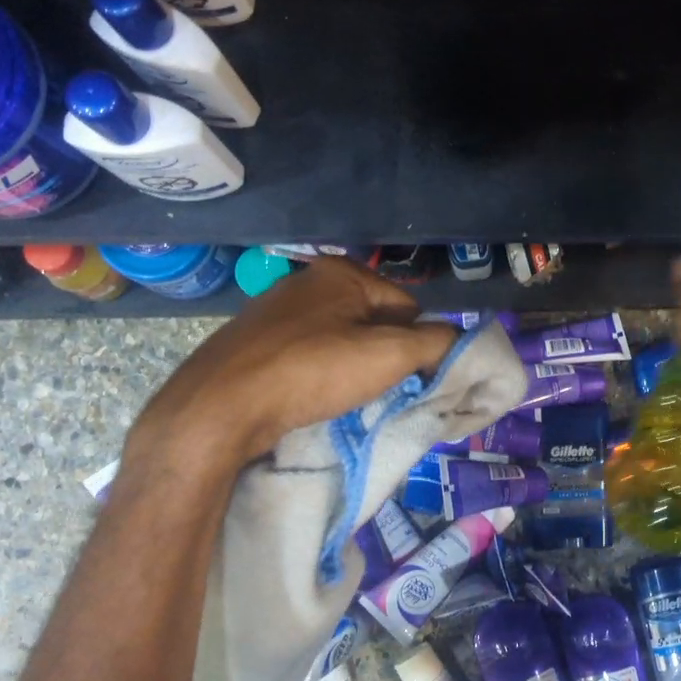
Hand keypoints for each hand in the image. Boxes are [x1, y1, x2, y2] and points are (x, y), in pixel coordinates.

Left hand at [130, 258, 457, 470]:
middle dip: (384, 357)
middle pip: (374, 324)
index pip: (409, 307)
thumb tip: (460, 341)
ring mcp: (275, 312)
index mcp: (342, 273)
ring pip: (340, 342)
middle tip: (379, 392)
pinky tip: (311, 400)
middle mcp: (308, 282)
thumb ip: (438, 343)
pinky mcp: (252, 344)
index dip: (417, 345)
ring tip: (344, 401)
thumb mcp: (391, 355)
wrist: (219, 408)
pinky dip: (318, 378)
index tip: (408, 378)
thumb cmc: (311, 371)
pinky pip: (307, 357)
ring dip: (352, 370)